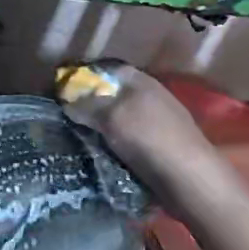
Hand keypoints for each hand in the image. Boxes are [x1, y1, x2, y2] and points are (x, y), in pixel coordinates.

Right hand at [56, 62, 241, 215]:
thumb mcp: (112, 116)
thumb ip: (87, 104)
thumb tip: (67, 99)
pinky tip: (94, 156)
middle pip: (108, 95)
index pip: (104, 69)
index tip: (58, 91)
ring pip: (115, 120)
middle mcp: (146, 97)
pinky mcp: (154, 148)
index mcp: (138, 81)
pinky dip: (109, 146)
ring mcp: (152, 123)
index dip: (81, 77)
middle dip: (86, 105)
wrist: (190, 180)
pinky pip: (123, 141)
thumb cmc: (150, 138)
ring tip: (72, 139)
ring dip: (96, 129)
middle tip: (60, 118)